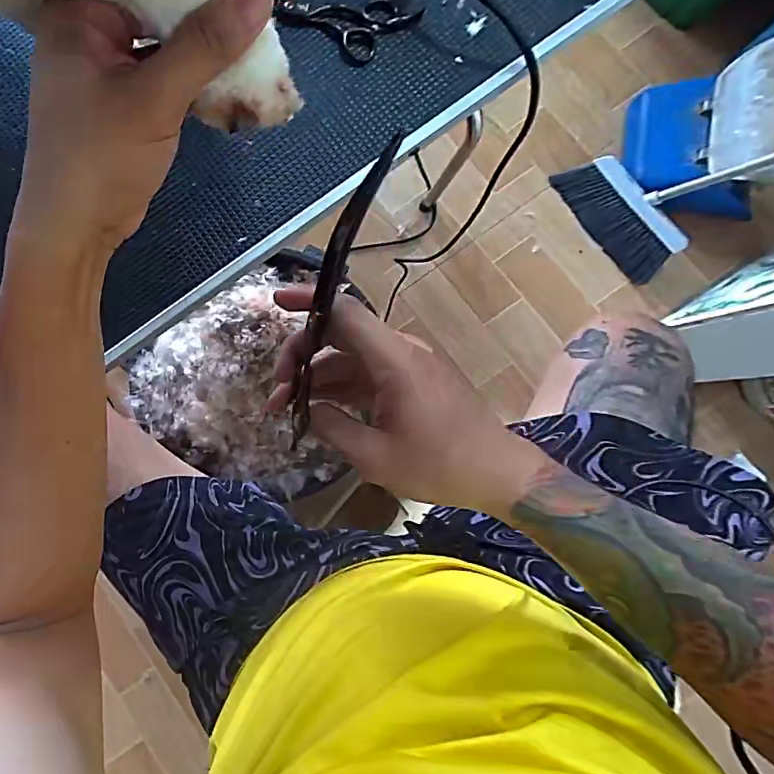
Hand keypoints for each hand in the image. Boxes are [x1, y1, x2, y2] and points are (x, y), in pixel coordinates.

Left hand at [13, 0, 272, 255]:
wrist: (77, 229)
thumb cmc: (102, 156)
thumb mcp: (156, 96)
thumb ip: (206, 45)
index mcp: (77, 14)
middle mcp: (88, 35)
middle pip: (157, 13)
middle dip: (206, 22)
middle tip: (259, 19)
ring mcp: (107, 72)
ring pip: (167, 48)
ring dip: (207, 56)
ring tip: (256, 49)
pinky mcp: (126, 104)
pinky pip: (168, 79)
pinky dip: (197, 83)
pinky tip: (233, 84)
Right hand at [266, 285, 548, 514]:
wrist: (496, 473)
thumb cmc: (440, 466)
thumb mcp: (375, 457)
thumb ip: (333, 427)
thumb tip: (306, 409)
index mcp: (395, 360)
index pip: (345, 311)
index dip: (308, 300)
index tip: (276, 301)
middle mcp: (402, 352)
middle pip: (341, 334)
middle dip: (301, 354)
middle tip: (276, 391)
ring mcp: (410, 366)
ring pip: (351, 357)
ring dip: (318, 377)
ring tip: (286, 408)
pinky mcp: (414, 381)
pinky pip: (369, 374)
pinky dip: (342, 387)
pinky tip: (318, 409)